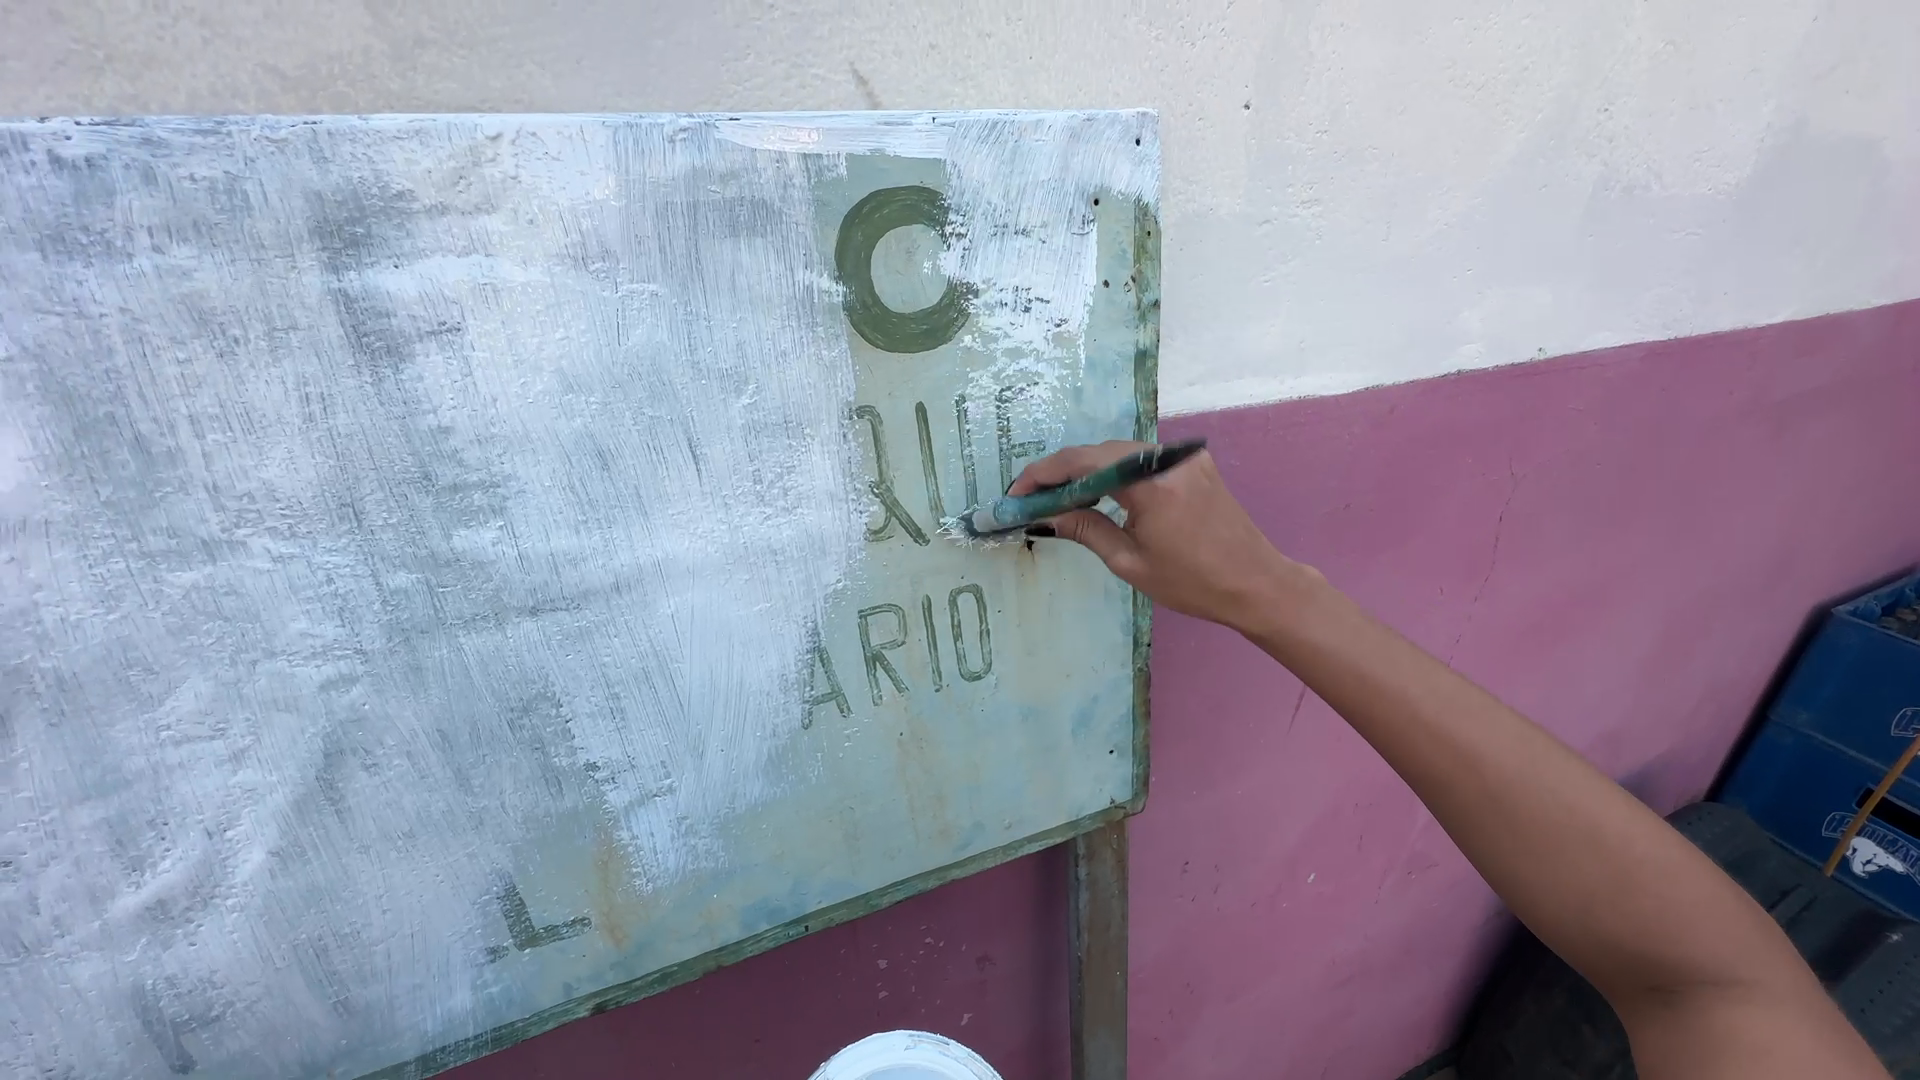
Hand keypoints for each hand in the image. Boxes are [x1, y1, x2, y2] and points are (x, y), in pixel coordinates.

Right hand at [1008, 441, 1306, 631]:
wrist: (1257, 583)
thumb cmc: (1193, 583)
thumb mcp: (1130, 562)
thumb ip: (1086, 530)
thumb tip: (1046, 516)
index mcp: (1151, 484)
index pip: (1082, 463)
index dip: (1042, 474)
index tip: (1016, 493)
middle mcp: (1167, 459)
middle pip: (1099, 452)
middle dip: (1061, 472)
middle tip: (1032, 498)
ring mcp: (1184, 457)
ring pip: (1119, 453)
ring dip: (1086, 471)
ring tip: (1057, 498)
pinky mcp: (1193, 462)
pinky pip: (1141, 459)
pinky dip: (1113, 472)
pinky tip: (1096, 492)